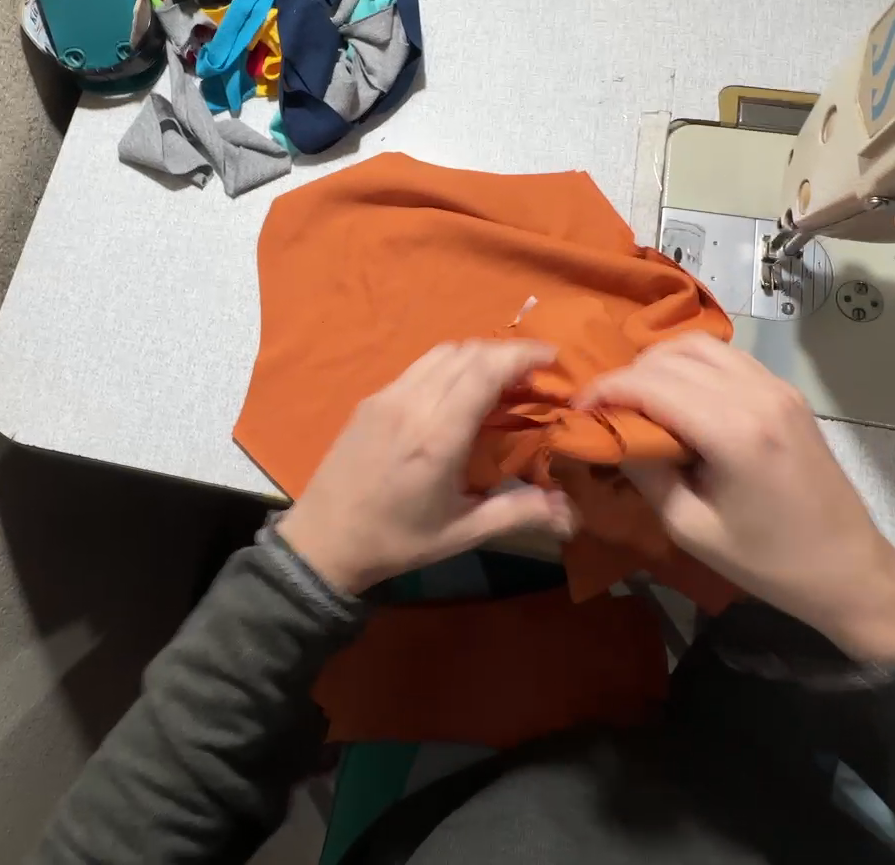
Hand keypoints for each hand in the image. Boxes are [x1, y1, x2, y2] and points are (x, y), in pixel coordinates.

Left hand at [278, 341, 578, 595]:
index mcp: (436, 437)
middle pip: (466, 353)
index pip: (483, 371)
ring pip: (440, 353)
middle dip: (506, 353)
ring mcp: (386, 397)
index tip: (552, 358)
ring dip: (478, 355)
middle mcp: (410, 405)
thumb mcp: (461, 533)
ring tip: (504, 376)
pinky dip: (450, 365)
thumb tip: (572, 511)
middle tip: (536, 372)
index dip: (521, 355)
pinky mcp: (371, 400)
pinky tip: (462, 389)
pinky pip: (419, 366)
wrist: (322, 540)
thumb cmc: (396, 540)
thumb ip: (518, 513)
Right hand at [578, 333, 894, 663]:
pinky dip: (689, 365)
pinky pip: (725, 357)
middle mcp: (757, 395)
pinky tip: (677, 396)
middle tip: (604, 409)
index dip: (604, 389)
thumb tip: (610, 433)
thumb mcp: (689, 528)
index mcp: (734, 432)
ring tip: (637, 399)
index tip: (576, 408)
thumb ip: (644, 471)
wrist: (850, 571)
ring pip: (698, 345)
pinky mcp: (786, 392)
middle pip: (670, 356)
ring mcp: (777, 388)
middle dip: (627, 376)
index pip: (650, 383)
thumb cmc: (766, 561)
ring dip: (657, 364)